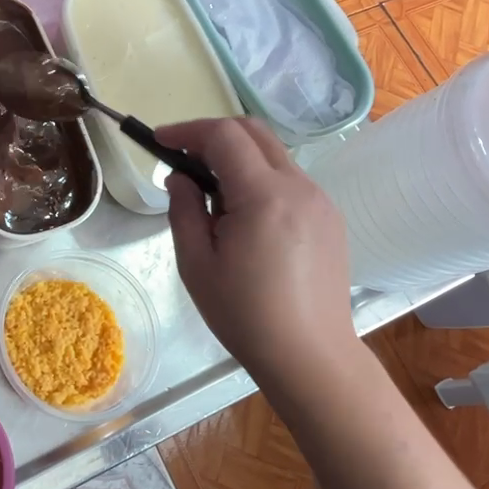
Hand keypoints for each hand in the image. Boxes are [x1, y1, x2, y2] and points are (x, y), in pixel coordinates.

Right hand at [158, 118, 358, 401]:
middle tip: (182, 159)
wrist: (310, 357)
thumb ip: (184, 209)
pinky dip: (259, 178)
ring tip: (210, 194)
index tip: (160, 142)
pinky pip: (289, 179)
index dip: (187, 131)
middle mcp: (299, 187)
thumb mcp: (196, 263)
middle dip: (212, 135)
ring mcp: (320, 201)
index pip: (224, 136)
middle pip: (253, 132)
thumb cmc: (244, 315)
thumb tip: (181, 178)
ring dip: (237, 157)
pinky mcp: (329, 218)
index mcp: (264, 196)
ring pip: (273, 154)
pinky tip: (243, 215)